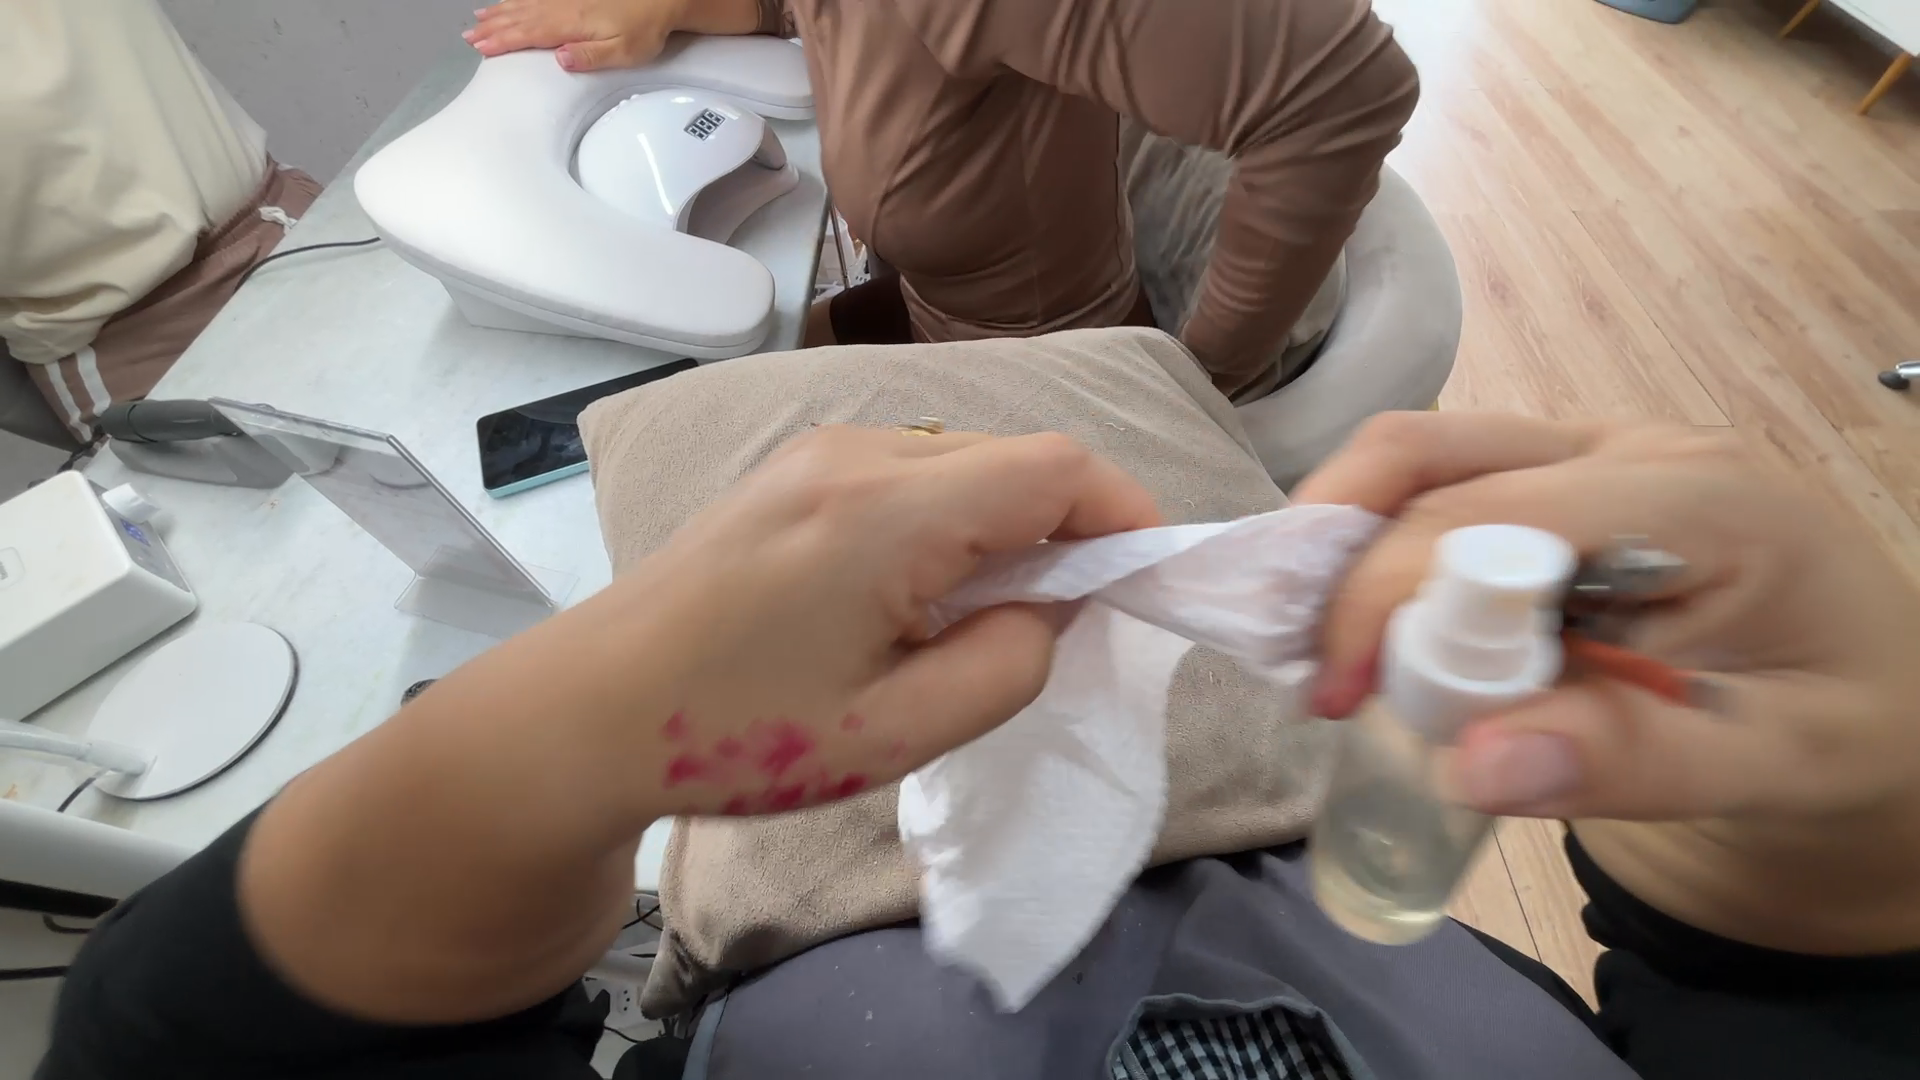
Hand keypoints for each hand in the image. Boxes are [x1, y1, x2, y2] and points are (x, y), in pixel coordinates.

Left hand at [240, 424, 1156, 1022]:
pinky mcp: (799, 468)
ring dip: (1009, 522)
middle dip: (1069, 525)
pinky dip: (957, 517)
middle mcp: (857, 453)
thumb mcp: (898, 732)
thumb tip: (1051, 601)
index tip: (1147, 573)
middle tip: (1069, 612)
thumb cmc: (739, 736)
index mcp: (886, 512)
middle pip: (1012, 458)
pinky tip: (926, 584)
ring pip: (967, 461)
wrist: (590, 710)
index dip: (1122, 510)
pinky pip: (916, 471)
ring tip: (991, 607)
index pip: (1052, 469)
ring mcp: (821, 451)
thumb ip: (1008, 661)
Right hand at [466, 0, 686, 70]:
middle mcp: (561, 7)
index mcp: (570, 24)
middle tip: (469, 37)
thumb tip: (559, 60)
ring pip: (523, 5)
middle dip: (493, 28)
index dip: (503, 41)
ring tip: (479, 20)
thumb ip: (590, 57)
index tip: (481, 48)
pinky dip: (517, 1)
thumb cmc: (644, 29)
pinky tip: (509, 4)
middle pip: (519, 18)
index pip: (528, 35)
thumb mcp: (623, 52)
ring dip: (499, 13)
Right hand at [1293, 412, 1919, 949]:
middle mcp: (1617, 448)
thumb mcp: (1775, 767)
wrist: (1859, 698)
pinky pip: (1412, 487)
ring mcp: (1567, 452)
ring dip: (1331, 540)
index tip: (1336, 696)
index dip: (1384, 596)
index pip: (1487, 519)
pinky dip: (1356, 546)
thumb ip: (1631, 761)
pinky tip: (1348, 613)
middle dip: (1330, 546)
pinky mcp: (1526, 479)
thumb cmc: (1836, 732)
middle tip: (1300, 651)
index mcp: (1699, 498)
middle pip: (1418, 451)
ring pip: (1402, 457)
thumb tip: (1469, 766)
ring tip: (1310, 633)